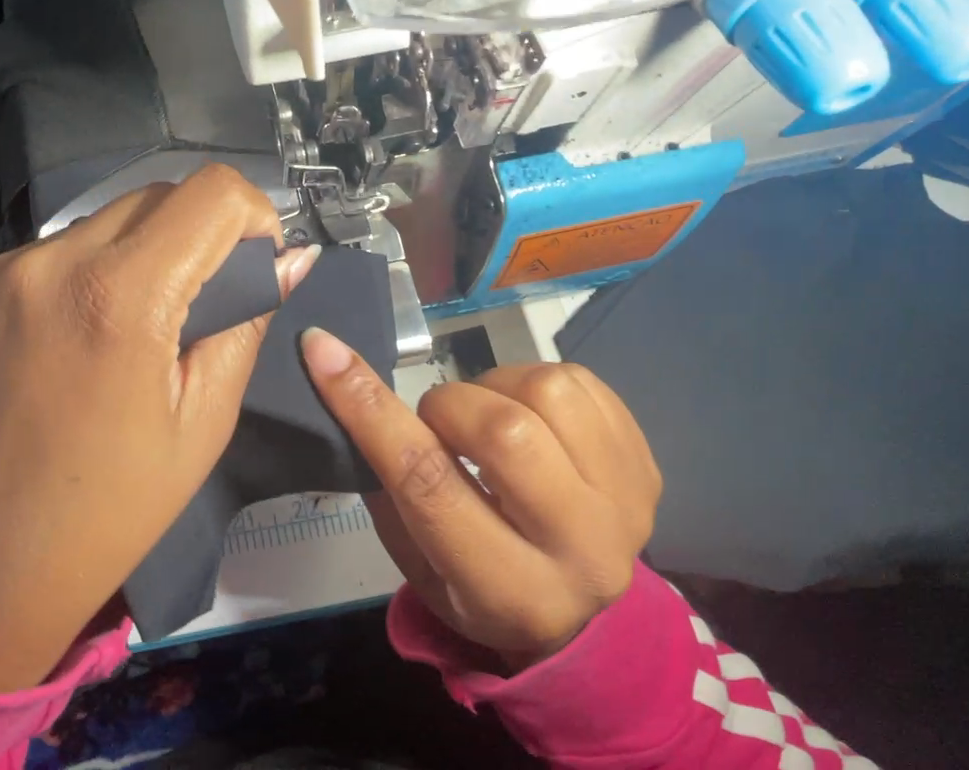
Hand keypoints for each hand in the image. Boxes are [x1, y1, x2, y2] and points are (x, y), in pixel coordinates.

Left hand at [0, 165, 319, 691]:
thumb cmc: (115, 508)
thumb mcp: (203, 419)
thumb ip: (246, 320)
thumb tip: (288, 258)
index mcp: (120, 294)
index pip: (211, 192)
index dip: (253, 215)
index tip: (253, 264)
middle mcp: (51, 261)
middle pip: (155, 197)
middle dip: (198, 233)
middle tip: (204, 302)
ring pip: (101, 225)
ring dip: (138, 255)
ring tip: (135, 331)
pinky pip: (50, 257)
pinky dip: (84, 278)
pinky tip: (77, 344)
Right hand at [302, 331, 660, 670]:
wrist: (584, 618)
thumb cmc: (478, 588)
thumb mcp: (416, 560)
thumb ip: (387, 483)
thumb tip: (349, 383)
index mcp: (505, 588)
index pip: (427, 480)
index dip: (368, 408)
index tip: (323, 350)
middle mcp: (580, 548)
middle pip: (502, 433)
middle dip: (447, 405)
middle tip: (438, 421)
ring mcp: (625, 503)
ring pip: (546, 390)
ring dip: (494, 387)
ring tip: (486, 414)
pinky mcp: (645, 464)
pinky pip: (579, 378)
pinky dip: (532, 379)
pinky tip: (526, 412)